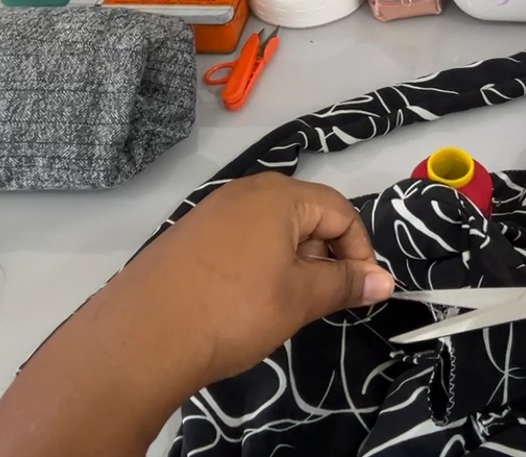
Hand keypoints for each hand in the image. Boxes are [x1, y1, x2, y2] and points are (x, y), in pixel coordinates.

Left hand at [107, 172, 395, 388]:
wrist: (140, 336)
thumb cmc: (232, 310)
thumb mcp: (299, 299)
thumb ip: (345, 284)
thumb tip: (385, 281)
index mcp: (280, 195)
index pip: (340, 212)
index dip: (359, 252)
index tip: (361, 293)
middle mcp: (248, 190)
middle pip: (307, 215)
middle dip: (325, 256)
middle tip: (322, 302)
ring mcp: (216, 209)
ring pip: (274, 229)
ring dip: (293, 262)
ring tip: (285, 305)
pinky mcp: (193, 233)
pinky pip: (244, 238)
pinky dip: (260, 263)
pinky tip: (247, 300)